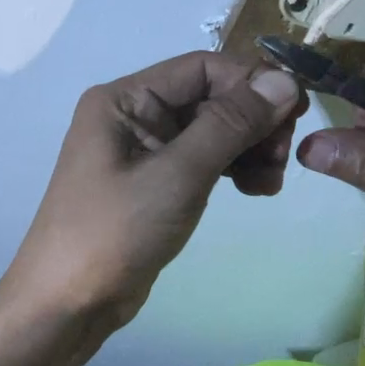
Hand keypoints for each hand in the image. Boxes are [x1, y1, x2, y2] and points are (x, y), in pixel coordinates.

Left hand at [0, 51, 303, 331]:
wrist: (68, 298)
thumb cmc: (115, 230)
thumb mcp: (177, 174)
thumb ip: (230, 124)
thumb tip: (284, 79)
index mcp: (122, 100)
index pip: (201, 67)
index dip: (252, 83)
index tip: (296, 116)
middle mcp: (129, 115)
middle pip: (210, 96)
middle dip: (253, 120)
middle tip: (282, 157)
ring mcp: (140, 150)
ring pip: (211, 130)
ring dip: (249, 147)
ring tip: (269, 183)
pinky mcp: (152, 182)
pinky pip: (202, 160)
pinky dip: (232, 169)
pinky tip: (256, 191)